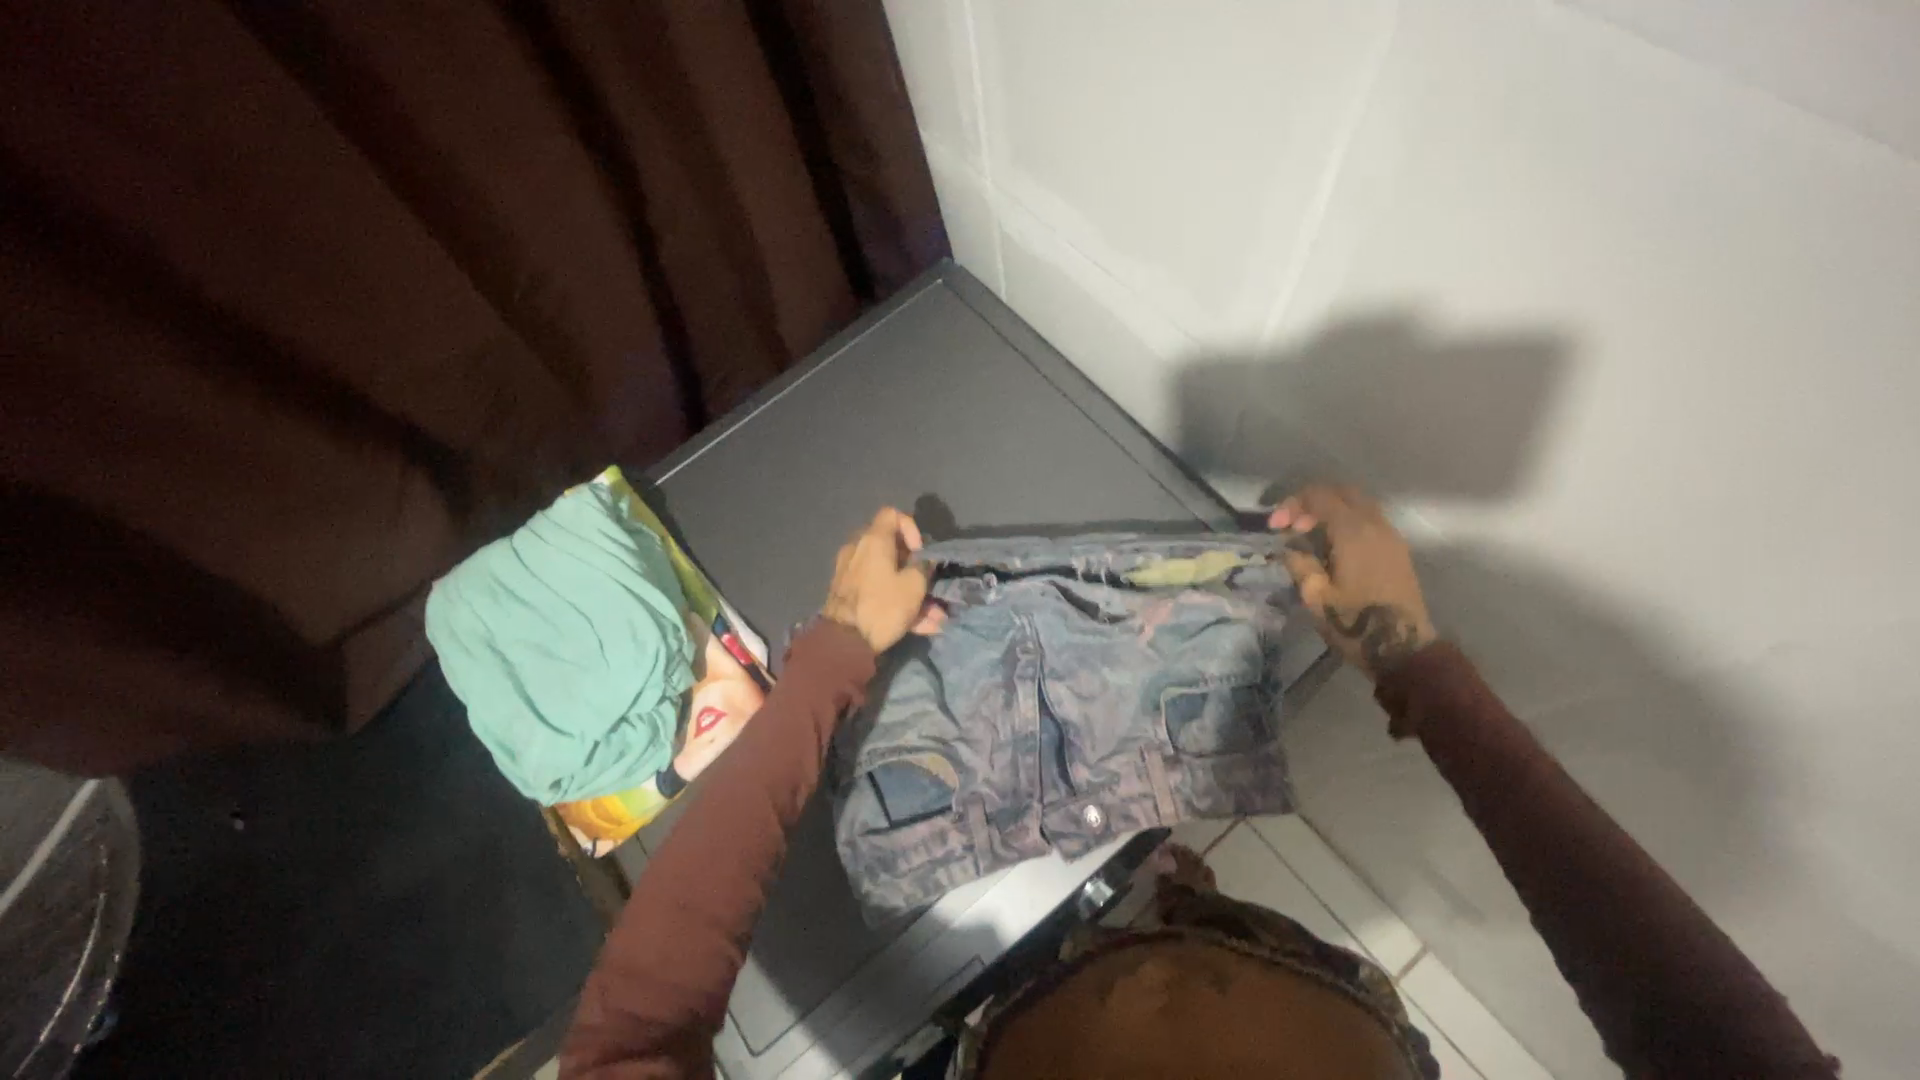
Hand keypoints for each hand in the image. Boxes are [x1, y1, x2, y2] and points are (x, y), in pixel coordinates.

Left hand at [822, 508, 933, 653]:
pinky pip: (877, 591)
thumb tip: (924, 561)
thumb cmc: (882, 606)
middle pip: (892, 549)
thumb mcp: (913, 587)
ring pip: (887, 576)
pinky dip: (896, 603)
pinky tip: (920, 627)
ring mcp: (850, 572)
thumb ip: (923, 567)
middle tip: (929, 585)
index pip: (892, 514)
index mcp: (873, 540)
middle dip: (915, 569)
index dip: (912, 528)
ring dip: (911, 594)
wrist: (843, 641)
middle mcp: (858, 550)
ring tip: (934, 618)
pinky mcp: (847, 594)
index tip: (920, 552)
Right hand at [1269, 485, 1435, 678]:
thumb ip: (1299, 563)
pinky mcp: (1397, 550)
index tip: (1275, 528)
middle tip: (1293, 526)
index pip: (1319, 497)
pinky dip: (1347, 522)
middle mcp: (1376, 525)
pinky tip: (1332, 547)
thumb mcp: (1315, 596)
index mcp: (1353, 532)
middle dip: (1313, 502)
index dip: (1292, 505)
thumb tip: (1290, 548)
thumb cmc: (1355, 623)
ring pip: (1359, 505)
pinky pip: (1370, 520)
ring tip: (1310, 536)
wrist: (1403, 648)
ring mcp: (1391, 537)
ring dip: (1332, 511)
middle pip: (1342, 493)